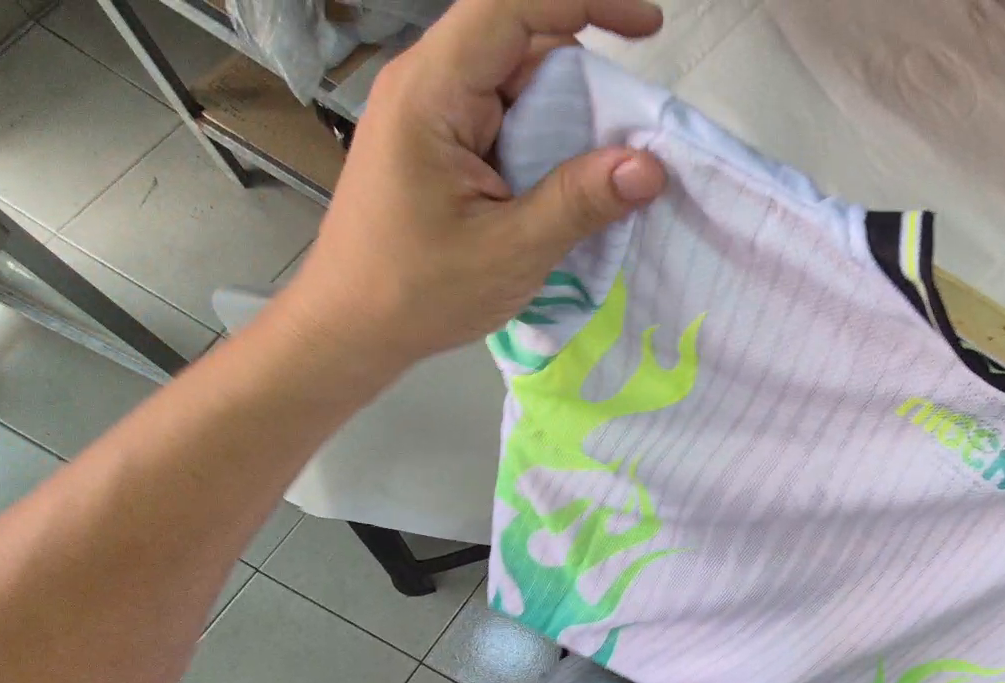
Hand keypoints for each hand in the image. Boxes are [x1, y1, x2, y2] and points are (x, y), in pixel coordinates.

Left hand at [276, 0, 668, 372]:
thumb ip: (580, 202)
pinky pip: (513, 124)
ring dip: (577, 119)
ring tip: (617, 170)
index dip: (584, 2)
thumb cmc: (418, 290)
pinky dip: (556, 145)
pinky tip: (582, 184)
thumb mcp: (512, 250)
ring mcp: (438, 117)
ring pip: (523, 87)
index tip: (649, 28)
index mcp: (433, 93)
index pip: (509, 8)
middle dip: (592, 79)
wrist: (354, 327)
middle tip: (642, 136)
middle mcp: (432, 88)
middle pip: (523, 45)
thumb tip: (650, 166)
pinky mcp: (448, 148)